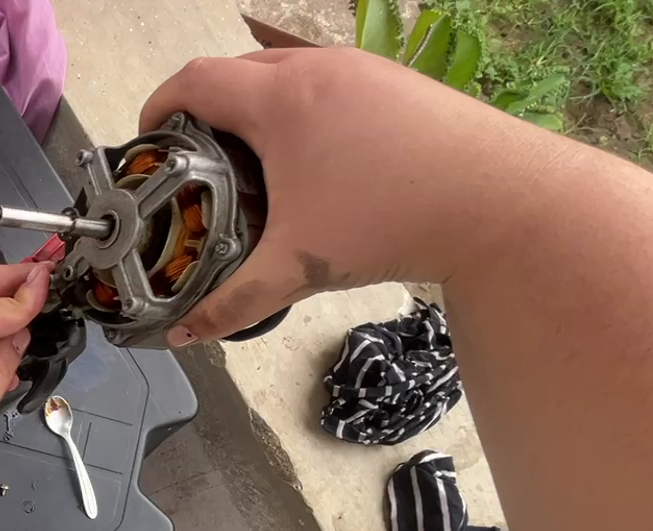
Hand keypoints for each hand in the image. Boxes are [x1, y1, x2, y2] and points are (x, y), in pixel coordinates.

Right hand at [140, 47, 572, 344]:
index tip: (145, 144)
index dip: (156, 107)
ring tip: (234, 161)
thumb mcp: (293, 271)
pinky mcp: (390, 81)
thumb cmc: (387, 225)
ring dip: (242, 106)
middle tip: (184, 161)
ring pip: (277, 70)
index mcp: (282, 102)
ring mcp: (359, 69)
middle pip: (231, 69)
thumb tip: (179, 338)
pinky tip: (293, 159)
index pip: (195, 81)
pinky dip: (285, 108)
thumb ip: (227, 306)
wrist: (507, 202)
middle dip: (196, 109)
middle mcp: (317, 70)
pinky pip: (315, 80)